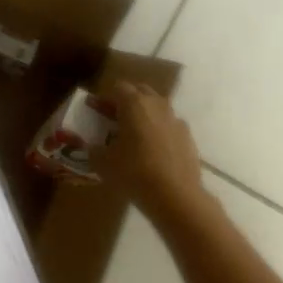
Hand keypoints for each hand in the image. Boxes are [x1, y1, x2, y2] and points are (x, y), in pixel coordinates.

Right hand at [98, 82, 207, 220]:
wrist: (175, 195)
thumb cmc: (134, 173)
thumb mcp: (103, 163)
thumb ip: (94, 150)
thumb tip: (93, 147)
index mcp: (134, 103)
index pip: (118, 88)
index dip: (106, 98)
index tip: (98, 112)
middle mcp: (157, 104)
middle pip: (140, 91)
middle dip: (127, 101)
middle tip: (116, 120)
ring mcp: (176, 119)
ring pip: (158, 108)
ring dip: (145, 115)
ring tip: (135, 137)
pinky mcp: (188, 136)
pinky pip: (170, 126)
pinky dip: (160, 132)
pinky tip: (155, 151)